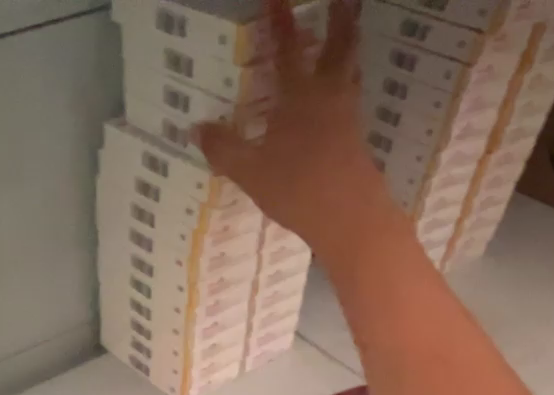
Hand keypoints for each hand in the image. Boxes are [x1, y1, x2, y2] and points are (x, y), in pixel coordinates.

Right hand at [196, 0, 391, 260]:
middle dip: (339, 17)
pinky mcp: (357, 137)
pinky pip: (353, 97)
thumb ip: (224, 149)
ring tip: (352, 29)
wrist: (348, 216)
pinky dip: (349, 81)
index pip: (287, 50)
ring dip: (350, 44)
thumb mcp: (250, 173)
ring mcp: (347, 116)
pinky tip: (344, 90)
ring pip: (351, 69)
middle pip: (338, 46)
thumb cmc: (296, 190)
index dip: (280, 22)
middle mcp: (326, 97)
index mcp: (298, 98)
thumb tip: (196, 128)